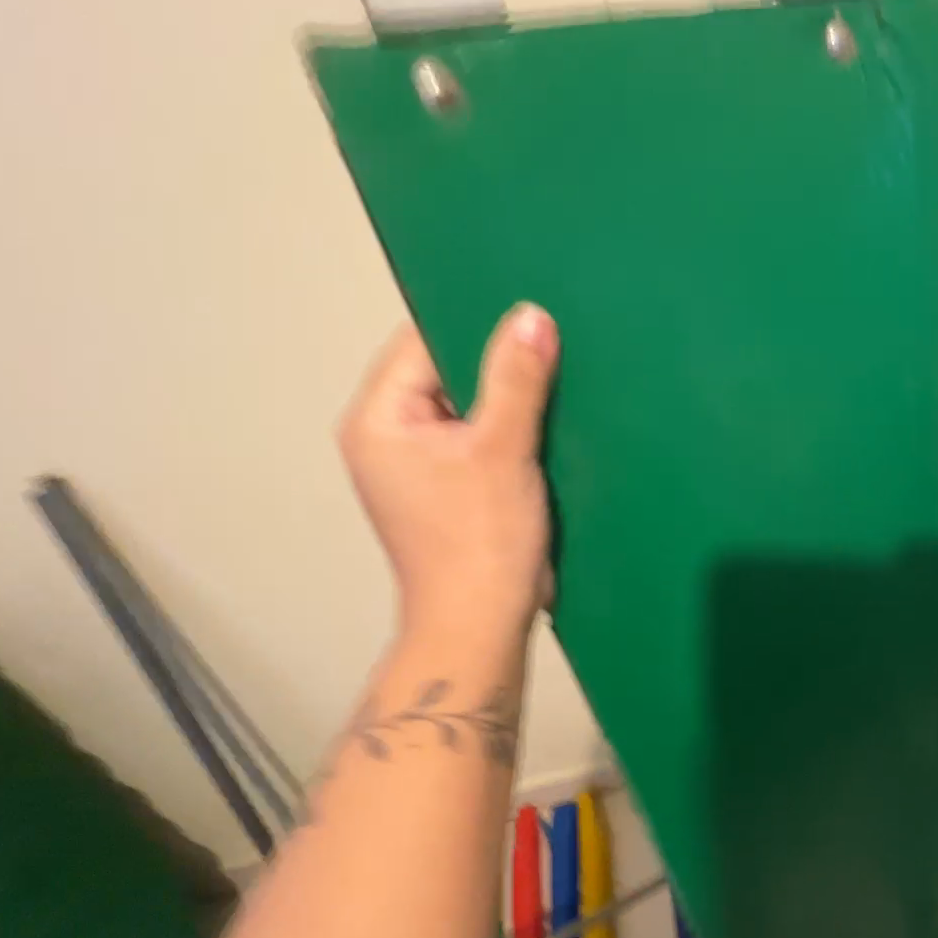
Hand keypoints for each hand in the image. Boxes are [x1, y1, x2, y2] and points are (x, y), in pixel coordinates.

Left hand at [339, 304, 558, 647]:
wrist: (480, 626)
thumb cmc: (482, 539)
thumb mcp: (502, 450)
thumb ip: (516, 380)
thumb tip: (532, 315)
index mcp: (378, 419)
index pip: (422, 342)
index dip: (475, 323)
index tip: (529, 311)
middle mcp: (388, 436)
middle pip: (445, 374)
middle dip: (498, 363)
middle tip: (554, 342)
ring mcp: (418, 466)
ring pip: (468, 408)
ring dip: (510, 399)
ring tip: (559, 378)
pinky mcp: (450, 490)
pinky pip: (480, 440)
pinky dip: (512, 431)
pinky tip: (551, 422)